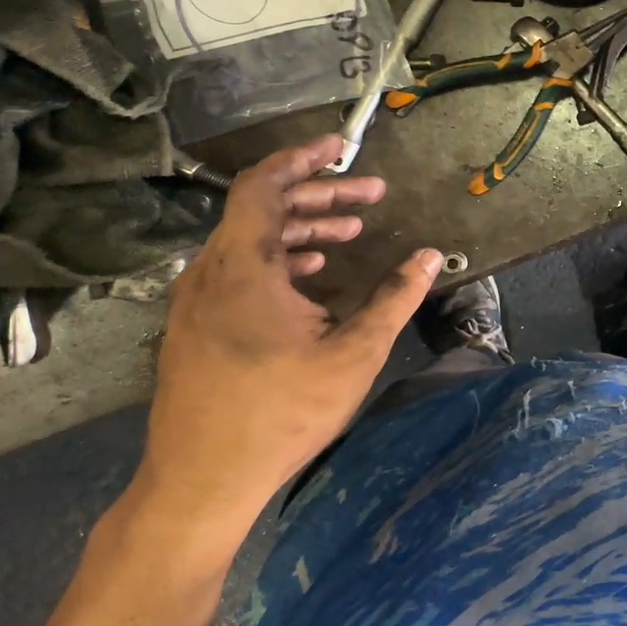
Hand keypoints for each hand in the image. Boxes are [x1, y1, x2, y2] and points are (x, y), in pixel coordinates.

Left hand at [135, 135, 441, 530]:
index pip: (262, 187)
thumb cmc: (282, 411)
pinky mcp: (196, 327)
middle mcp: (209, 275)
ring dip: (302, 227)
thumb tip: (430, 256)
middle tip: (372, 195)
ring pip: (249, 242)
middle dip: (319, 195)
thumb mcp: (356, 351)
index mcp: (242, 270)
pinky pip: (238, 270)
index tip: (344, 146)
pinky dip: (280, 257)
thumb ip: (396, 297)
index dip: (303, 158)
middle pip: (260, 210)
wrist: (202, 479)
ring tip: (352, 232)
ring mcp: (195, 303)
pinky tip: (316, 275)